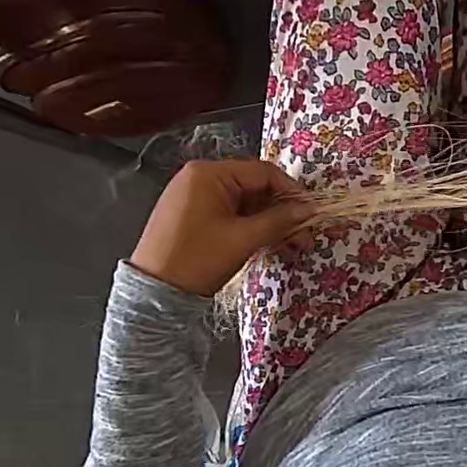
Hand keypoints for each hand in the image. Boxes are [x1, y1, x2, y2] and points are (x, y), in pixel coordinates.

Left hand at [130, 160, 314, 296]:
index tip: (311, 213)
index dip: (291, 192)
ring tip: (291, 247)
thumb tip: (308, 210)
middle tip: (305, 237)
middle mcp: (199, 178)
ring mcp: (193, 196)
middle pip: (253, 188)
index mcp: (209, 174)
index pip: (262, 172)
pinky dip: (248, 228)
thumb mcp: (242, 239)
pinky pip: (228, 214)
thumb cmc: (196, 260)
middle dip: (281, 212)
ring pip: (243, 204)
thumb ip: (279, 220)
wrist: (154, 293)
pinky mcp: (191, 216)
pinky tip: (268, 245)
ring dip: (268, 223)